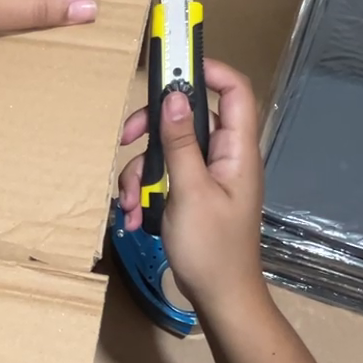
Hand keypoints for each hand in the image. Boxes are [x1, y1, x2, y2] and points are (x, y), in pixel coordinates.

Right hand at [118, 61, 267, 313]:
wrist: (220, 298)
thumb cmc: (212, 248)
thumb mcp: (189, 192)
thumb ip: (180, 143)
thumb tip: (174, 95)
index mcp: (236, 150)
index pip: (234, 90)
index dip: (209, 70)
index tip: (172, 65)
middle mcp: (224, 156)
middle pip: (187, 117)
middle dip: (151, 127)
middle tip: (126, 137)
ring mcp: (207, 176)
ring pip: (167, 149)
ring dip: (140, 171)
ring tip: (127, 202)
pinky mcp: (191, 194)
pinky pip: (163, 176)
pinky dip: (143, 191)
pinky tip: (131, 215)